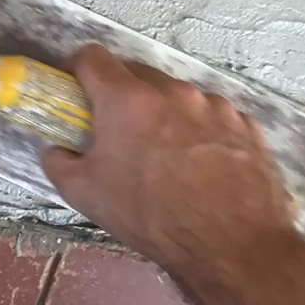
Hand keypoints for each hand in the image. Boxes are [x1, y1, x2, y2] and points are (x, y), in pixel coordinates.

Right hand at [40, 45, 304, 290]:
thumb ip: (57, 160)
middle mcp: (172, 92)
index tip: (74, 88)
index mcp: (126, 100)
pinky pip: (211, 114)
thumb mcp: (81, 192)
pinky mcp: (247, 126)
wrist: (233, 248)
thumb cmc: (149, 215)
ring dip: (161, 110)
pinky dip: (197, 127)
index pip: (92, 56)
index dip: (77, 68)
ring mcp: (215, 106)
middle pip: (135, 72)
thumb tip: (58, 150)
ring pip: (175, 94)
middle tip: (115, 127)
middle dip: (120, 92)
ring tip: (162, 149)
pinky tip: (198, 161)